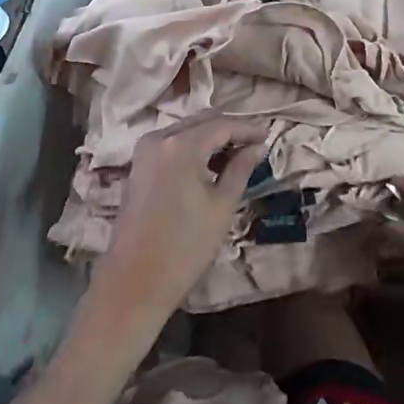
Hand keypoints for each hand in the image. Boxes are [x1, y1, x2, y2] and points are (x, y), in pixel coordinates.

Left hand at [96, 118, 266, 316]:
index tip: (268, 135)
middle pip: (202, 122)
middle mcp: (159, 139)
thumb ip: (240, 168)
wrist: (135, 281)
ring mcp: (144, 151)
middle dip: (229, 130)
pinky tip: (210, 164)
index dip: (247, 128)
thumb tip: (257, 147)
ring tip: (236, 155)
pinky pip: (171, 144)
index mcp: (181, 146)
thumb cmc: (186, 245)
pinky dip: (193, 147)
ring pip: (186, 131)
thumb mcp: (222, 205)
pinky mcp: (138, 165)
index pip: (221, 125)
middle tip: (255, 143)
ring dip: (211, 138)